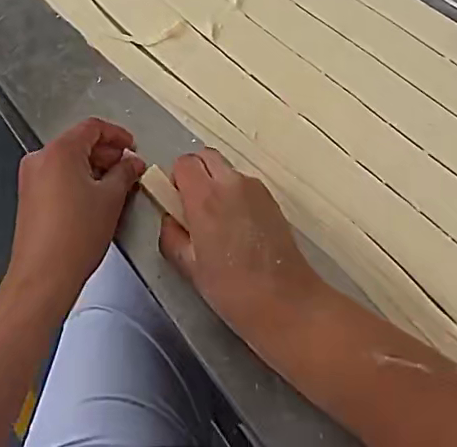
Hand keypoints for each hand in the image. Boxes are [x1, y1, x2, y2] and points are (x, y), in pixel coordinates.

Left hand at [4, 118, 145, 309]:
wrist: (43, 277)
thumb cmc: (73, 239)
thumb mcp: (111, 198)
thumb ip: (125, 172)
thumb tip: (132, 163)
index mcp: (60, 150)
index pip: (93, 127)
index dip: (117, 134)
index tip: (131, 145)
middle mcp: (41, 158)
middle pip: (79, 142)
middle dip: (107, 153)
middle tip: (128, 167)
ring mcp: (32, 178)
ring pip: (68, 160)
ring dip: (93, 167)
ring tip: (115, 185)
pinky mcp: (29, 197)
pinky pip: (57, 176)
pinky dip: (77, 180)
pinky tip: (95, 199)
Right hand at [160, 148, 329, 335]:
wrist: (286, 301)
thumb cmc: (232, 289)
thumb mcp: (190, 268)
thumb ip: (171, 236)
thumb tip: (171, 219)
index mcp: (204, 197)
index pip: (183, 162)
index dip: (176, 178)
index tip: (178, 202)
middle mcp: (229, 183)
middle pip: (205, 156)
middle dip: (195, 173)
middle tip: (194, 206)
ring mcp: (254, 187)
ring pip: (226, 169)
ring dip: (216, 182)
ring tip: (220, 220)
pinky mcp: (270, 197)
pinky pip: (243, 183)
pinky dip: (235, 193)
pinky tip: (240, 227)